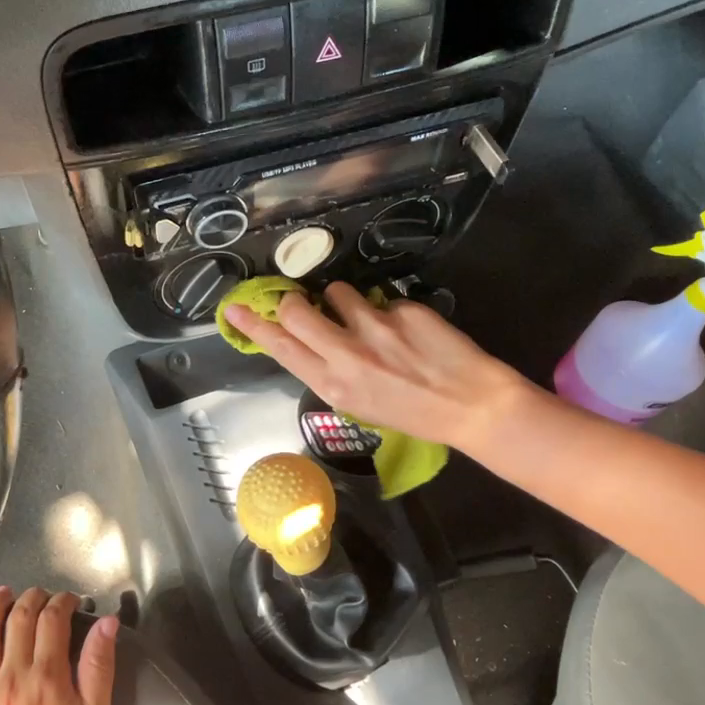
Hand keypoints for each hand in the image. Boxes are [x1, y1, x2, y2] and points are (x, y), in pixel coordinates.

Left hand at [0, 587, 116, 704]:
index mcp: (46, 681)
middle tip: (41, 594)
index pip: (52, 621)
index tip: (70, 601)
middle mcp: (7, 681)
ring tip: (4, 595)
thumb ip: (99, 672)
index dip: (63, 602)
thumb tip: (107, 623)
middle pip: (18, 621)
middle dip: (32, 599)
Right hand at [224, 282, 536, 454]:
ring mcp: (376, 328)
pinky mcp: (404, 310)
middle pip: (296, 309)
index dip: (253, 325)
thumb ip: (329, 369)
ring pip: (338, 292)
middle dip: (296, 301)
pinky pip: (382, 298)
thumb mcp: (358, 402)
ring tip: (371, 322)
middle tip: (308, 305)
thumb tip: (305, 336)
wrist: (472, 405)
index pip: (280, 346)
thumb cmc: (411, 412)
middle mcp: (347, 354)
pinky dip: (389, 310)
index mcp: (333, 384)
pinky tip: (409, 331)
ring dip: (346, 301)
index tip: (232, 309)